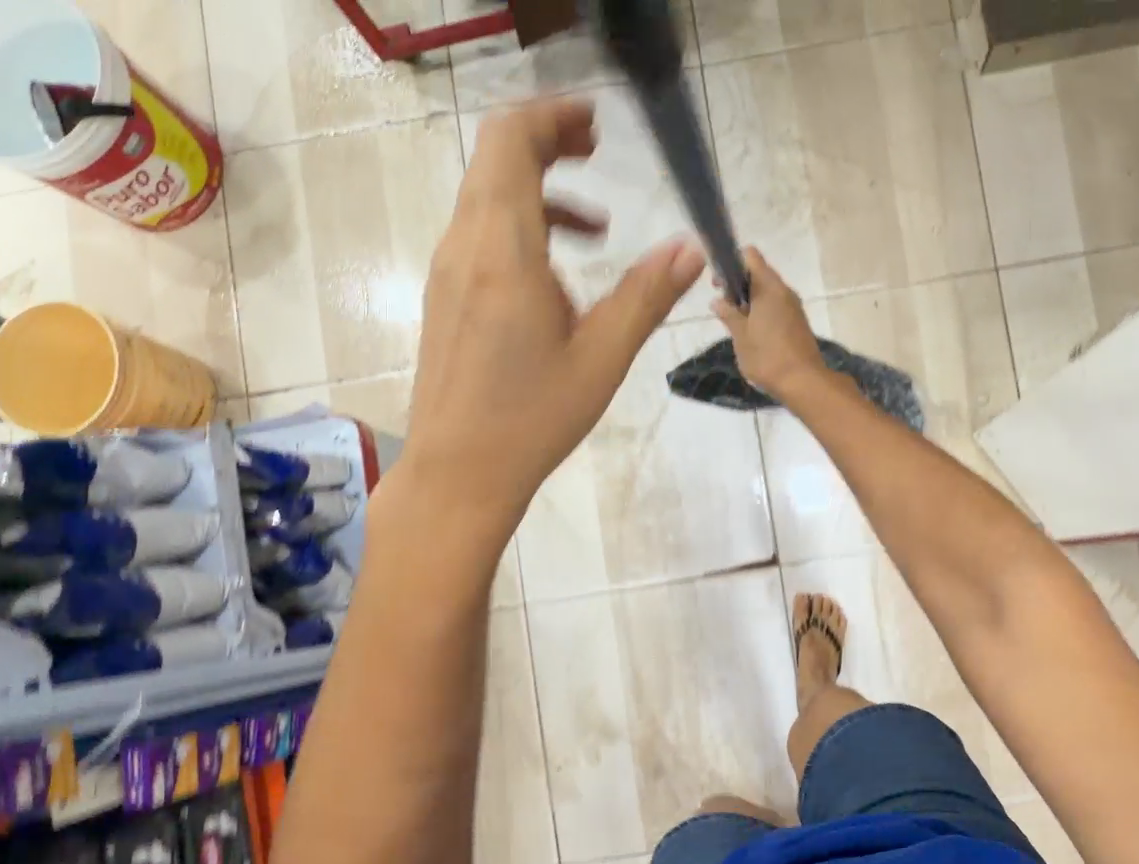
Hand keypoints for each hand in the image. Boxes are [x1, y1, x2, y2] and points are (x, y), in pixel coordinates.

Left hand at [402, 98, 705, 519]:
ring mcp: (448, 272)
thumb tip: (692, 248)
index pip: (512, 142)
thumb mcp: (602, 357)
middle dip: (547, 142)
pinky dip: (522, 229)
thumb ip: (646, 295)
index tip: (597, 124)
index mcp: (503, 251)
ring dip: (540, 192)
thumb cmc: (534, 418)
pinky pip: (481, 235)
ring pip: (486, 197)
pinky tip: (560, 277)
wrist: (460, 472)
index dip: (553, 117)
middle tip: (598, 153)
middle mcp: (465, 247)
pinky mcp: (446, 297)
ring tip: (598, 230)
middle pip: (495, 159)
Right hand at [711, 248, 826, 399]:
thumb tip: (717, 301)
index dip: (731, 263)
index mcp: (768, 287)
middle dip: (738, 285)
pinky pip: (776, 306)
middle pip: (758, 273)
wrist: (803, 382)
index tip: (719, 284)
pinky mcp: (798, 321)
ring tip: (737, 323)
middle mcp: (784, 290)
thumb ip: (728, 314)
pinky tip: (753, 333)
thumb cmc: (767, 357)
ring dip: (750, 300)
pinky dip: (762, 311)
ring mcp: (793, 306)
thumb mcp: (740, 336)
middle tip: (725, 307)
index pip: (750, 256)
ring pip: (767, 291)